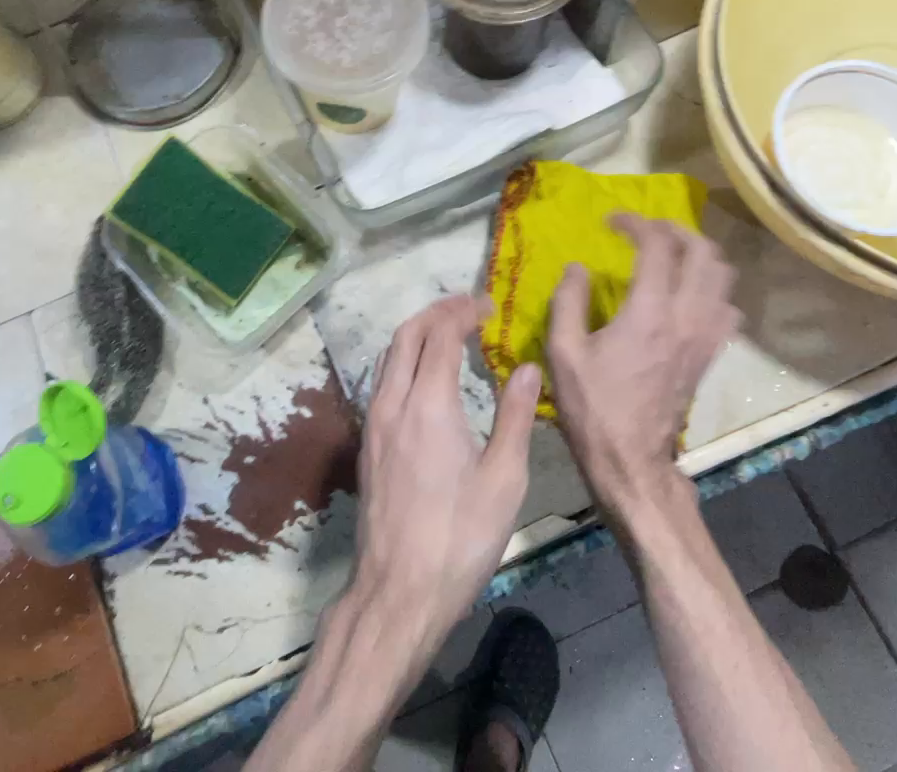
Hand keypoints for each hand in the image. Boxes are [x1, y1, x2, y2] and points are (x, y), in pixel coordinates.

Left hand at [351, 295, 541, 651]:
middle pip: (405, 336)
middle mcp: (392, 404)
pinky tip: (428, 378)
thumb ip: (516, 416)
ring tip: (450, 333)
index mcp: (428, 405)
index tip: (489, 305)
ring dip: (417, 334)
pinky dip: (405, 361)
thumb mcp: (504, 480)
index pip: (440, 335)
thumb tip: (528, 368)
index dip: (463, 311)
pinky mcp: (367, 446)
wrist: (398, 590)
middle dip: (436, 312)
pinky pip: (383, 383)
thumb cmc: (460, 538)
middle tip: (469, 307)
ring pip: (389, 358)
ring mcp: (373, 426)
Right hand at [546, 215, 740, 512]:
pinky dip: (713, 288)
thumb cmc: (592, 406)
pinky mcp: (711, 353)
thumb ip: (568, 301)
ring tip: (671, 255)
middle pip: (702, 250)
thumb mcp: (563, 352)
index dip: (635, 223)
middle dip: (675, 230)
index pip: (656, 245)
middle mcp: (686, 316)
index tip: (613, 223)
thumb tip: (578, 268)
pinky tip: (690, 294)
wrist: (630, 457)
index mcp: (649, 311)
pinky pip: (727, 307)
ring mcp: (705, 335)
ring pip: (723, 275)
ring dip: (699, 254)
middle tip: (647, 231)